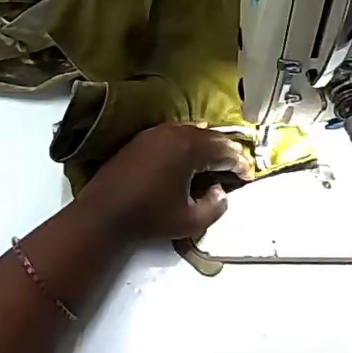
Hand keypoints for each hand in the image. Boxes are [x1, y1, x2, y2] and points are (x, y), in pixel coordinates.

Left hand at [71, 124, 250, 242]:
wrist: (103, 214)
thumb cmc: (148, 218)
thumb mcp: (190, 221)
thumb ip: (215, 206)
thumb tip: (220, 191)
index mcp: (188, 148)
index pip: (223, 150)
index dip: (239, 163)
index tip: (248, 176)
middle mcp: (172, 133)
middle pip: (208, 136)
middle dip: (225, 151)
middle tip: (237, 167)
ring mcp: (153, 133)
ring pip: (189, 131)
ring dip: (206, 143)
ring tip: (216, 159)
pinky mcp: (140, 139)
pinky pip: (171, 133)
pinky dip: (186, 140)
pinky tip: (188, 149)